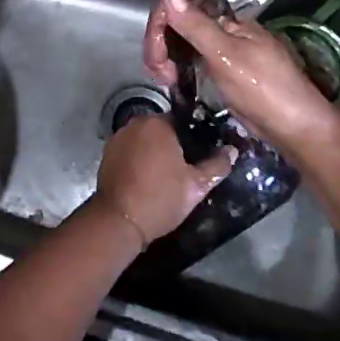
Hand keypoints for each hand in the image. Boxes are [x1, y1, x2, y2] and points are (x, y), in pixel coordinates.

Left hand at [92, 114, 235, 245]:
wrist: (120, 219)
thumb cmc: (161, 198)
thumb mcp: (196, 185)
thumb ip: (216, 165)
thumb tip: (232, 150)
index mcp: (157, 124)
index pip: (182, 121)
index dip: (194, 137)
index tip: (202, 153)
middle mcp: (135, 123)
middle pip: (161, 129)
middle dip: (174, 144)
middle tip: (187, 167)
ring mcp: (118, 136)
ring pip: (145, 139)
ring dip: (155, 150)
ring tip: (168, 174)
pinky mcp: (108, 151)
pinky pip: (130, 148)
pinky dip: (139, 157)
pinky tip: (147, 176)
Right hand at [142, 0, 333, 138]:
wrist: (297, 130)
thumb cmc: (266, 91)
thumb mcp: (226, 56)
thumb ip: (196, 26)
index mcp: (226, 19)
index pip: (180, 6)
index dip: (161, 25)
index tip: (155, 55)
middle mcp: (222, 29)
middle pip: (177, 24)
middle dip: (160, 45)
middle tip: (159, 73)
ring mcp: (222, 51)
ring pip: (180, 43)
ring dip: (165, 58)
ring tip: (167, 81)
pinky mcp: (220, 71)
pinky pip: (189, 60)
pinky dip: (176, 69)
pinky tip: (173, 83)